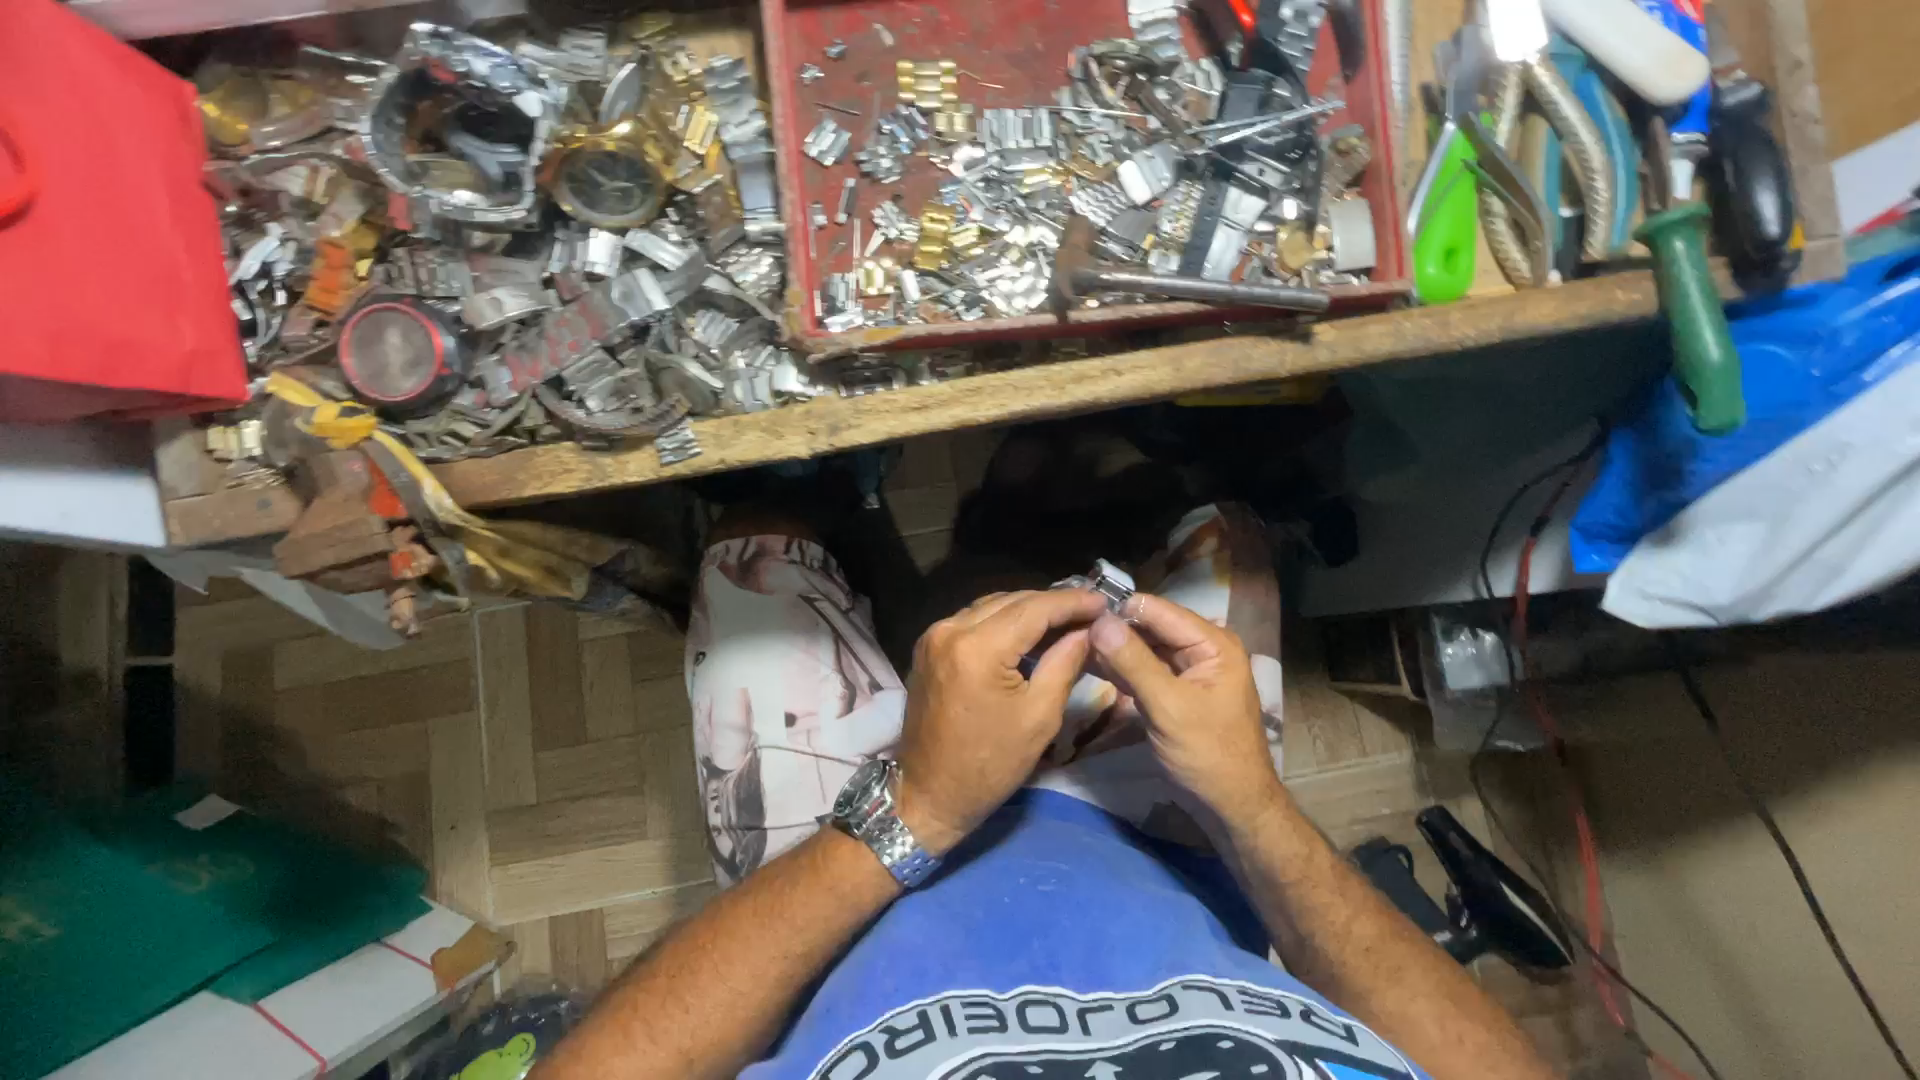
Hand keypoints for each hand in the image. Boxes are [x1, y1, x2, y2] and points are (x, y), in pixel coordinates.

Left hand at [895, 589, 1106, 854]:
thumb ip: (1065, 663)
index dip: (1073, 602)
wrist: (929, 794)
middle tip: (1091, 611)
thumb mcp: (1040, 716)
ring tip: (1066, 619)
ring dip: (1028, 610)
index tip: (1105, 601)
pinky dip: (1003, 621)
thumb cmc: (990, 765)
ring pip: (991, 606)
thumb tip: (1089, 630)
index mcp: (977, 647)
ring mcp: (934, 636)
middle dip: (1053, 603)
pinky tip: (1029, 632)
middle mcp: (950, 629)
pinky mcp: (928, 647)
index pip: (1034, 608)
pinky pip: (973, 620)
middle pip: (1012, 601)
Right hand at [1087, 595, 1283, 829]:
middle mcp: (1203, 647)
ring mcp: (1188, 668)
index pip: (1158, 610)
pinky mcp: (1174, 689)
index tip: (1076, 608)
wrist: (1231, 805)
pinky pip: (1144, 668)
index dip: (1118, 607)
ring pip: (1143, 646)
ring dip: (1112, 647)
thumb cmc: (1208, 755)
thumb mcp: (1168, 707)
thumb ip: (1134, 662)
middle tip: (1068, 628)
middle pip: (1149, 625)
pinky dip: (1120, 667)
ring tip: (1071, 643)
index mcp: (1213, 643)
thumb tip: (1099, 621)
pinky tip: (1089, 663)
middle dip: (1112, 627)